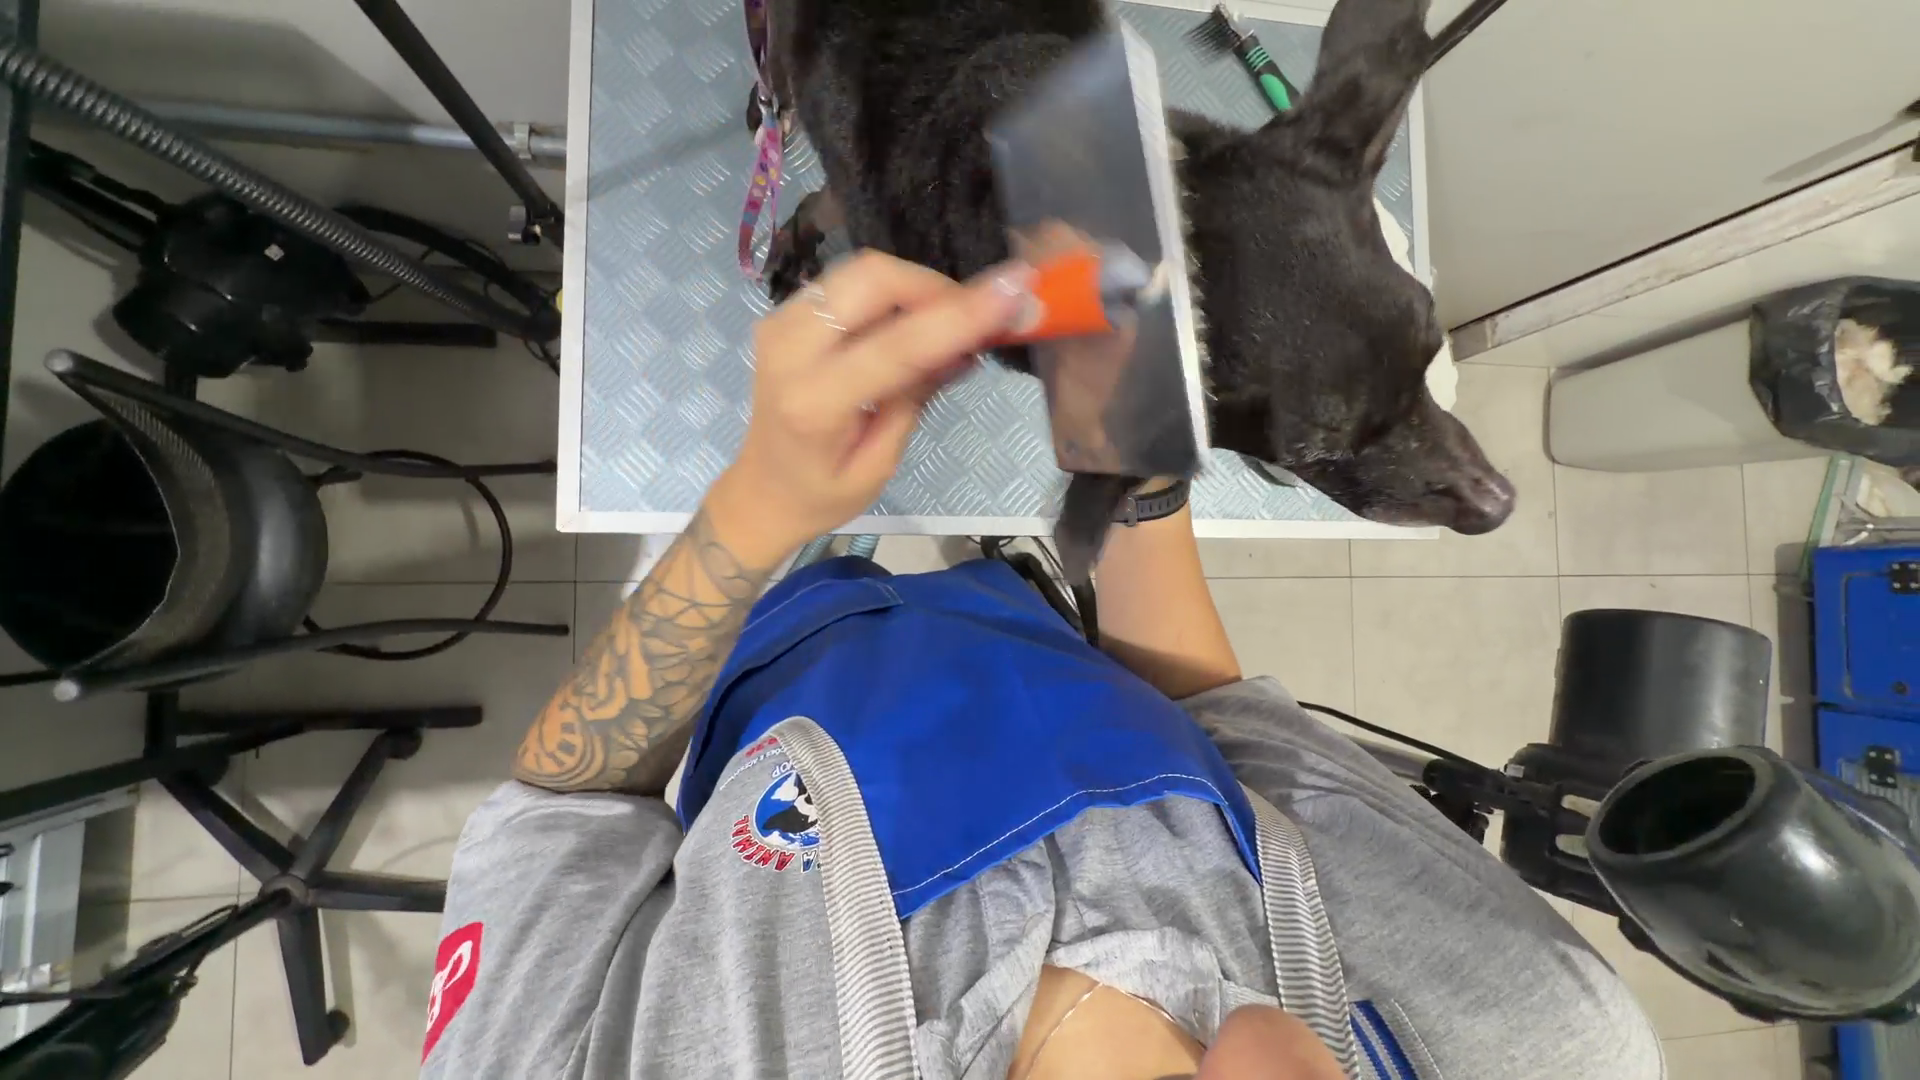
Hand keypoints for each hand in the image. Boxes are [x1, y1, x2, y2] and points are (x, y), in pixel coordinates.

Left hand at [708, 251, 1034, 558]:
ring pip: (861, 272)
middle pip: (872, 279)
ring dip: (916, 288)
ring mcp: (781, 323)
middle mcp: (789, 348)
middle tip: (977, 314)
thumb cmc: (822, 494)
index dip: (959, 315)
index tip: (1014, 292)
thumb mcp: (879, 463)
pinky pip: (849, 285)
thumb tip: (966, 346)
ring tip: (951, 323)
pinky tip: (916, 323)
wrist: (761, 491)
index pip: (896, 345)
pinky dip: (892, 294)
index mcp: (814, 402)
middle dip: (936, 287)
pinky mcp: (785, 314)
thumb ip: (915, 398)